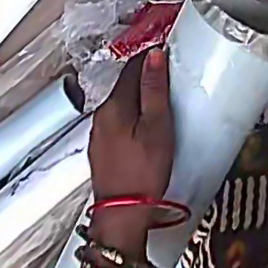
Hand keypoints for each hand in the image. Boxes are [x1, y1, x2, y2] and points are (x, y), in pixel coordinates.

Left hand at [88, 48, 174, 245]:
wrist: (122, 216)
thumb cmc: (143, 174)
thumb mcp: (158, 128)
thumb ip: (155, 90)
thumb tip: (153, 56)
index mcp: (115, 105)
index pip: (132, 67)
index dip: (150, 57)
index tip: (166, 51)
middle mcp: (101, 115)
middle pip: (125, 84)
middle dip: (144, 76)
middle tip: (167, 74)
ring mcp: (99, 132)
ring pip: (121, 103)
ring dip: (137, 97)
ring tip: (160, 99)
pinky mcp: (101, 148)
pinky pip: (117, 121)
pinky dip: (131, 116)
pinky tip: (144, 126)